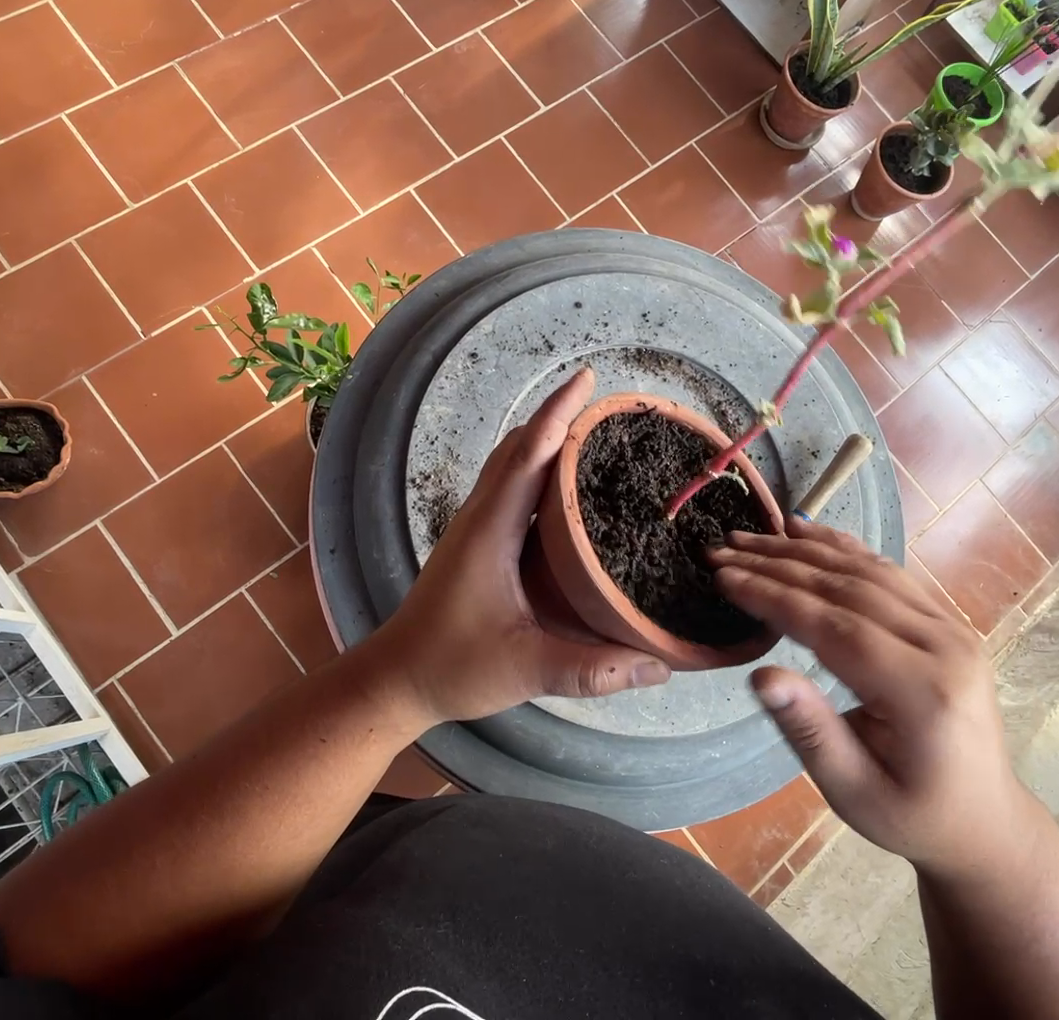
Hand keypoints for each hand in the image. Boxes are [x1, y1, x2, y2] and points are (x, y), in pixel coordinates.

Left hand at [360, 369, 669, 726]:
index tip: (588, 380)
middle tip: (606, 407)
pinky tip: (568, 492)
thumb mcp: (526, 668)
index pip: (528, 456)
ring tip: (594, 437)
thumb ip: (593, 670)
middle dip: (558, 419)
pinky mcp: (477, 545)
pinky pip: (511, 492)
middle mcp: (480, 517)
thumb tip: (661, 667)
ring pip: (512, 467)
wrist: (398, 678)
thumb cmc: (451, 666)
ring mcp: (475, 529)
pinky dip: (539, 474)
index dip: (558, 414)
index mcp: (490, 530)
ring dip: (547, 443)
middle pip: (519, 449)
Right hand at [710, 521, 1042, 877]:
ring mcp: (952, 629)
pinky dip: (842, 548)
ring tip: (750, 536)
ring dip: (803, 549)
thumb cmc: (911, 815)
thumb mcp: (853, 792)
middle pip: (849, 588)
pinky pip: (888, 573)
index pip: (835, 627)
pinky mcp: (947, 623)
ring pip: (868, 570)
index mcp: (923, 692)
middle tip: (722, 549)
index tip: (723, 576)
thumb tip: (761, 677)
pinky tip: (807, 532)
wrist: (985, 821)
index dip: (774, 597)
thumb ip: (810, 731)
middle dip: (777, 564)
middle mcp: (945, 647)